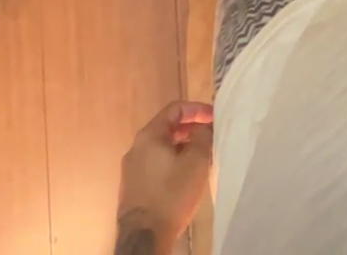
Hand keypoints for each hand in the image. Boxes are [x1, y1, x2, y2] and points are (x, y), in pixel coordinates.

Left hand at [114, 101, 213, 254]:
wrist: (144, 238)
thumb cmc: (171, 194)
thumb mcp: (196, 161)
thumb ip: (203, 137)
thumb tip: (203, 127)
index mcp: (149, 135)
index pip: (175, 109)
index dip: (197, 109)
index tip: (215, 118)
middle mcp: (136, 147)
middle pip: (167, 128)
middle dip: (191, 130)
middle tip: (211, 137)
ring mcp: (132, 169)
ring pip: (162, 149)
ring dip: (183, 148)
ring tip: (202, 158)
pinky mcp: (133, 188)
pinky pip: (156, 165)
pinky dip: (172, 163)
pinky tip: (185, 178)